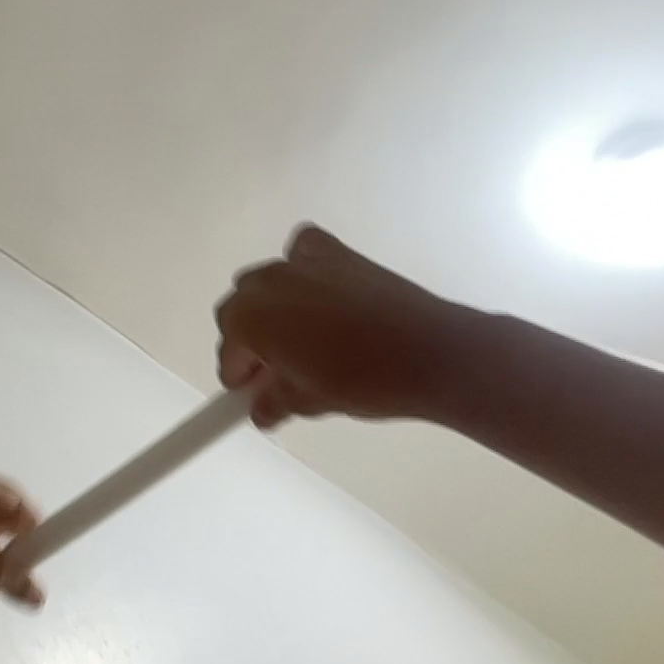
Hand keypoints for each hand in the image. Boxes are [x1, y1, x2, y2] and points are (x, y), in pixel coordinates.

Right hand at [214, 225, 486, 429]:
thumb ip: (274, 402)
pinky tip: (320, 291)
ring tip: (305, 338)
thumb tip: (262, 411)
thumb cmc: (364, 381)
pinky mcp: (334, 253)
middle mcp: (264, 283)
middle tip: (278, 370)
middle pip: (240, 310)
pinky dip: (302, 268)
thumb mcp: (310, 402)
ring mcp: (299, 264)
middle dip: (252, 339)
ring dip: (274, 307)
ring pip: (267, 283)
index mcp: (249, 319)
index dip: (238, 373)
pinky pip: (302, 252)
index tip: (251, 391)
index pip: (227, 348)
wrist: (435, 355)